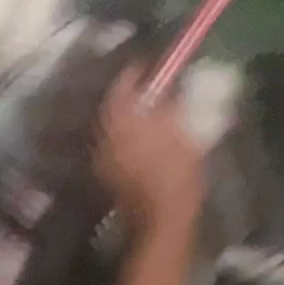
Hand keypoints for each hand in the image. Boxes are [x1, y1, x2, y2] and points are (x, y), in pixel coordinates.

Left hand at [96, 65, 204, 233]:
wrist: (162, 217)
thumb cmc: (176, 169)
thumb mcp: (182, 127)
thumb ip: (172, 102)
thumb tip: (168, 85)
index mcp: (121, 116)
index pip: (123, 83)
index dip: (137, 72)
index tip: (149, 67)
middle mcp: (104, 131)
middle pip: (114, 104)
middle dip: (130, 96)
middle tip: (149, 90)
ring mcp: (101, 154)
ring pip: (112, 125)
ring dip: (127, 117)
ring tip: (148, 114)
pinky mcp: (106, 173)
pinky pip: (114, 144)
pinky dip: (126, 137)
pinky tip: (143, 140)